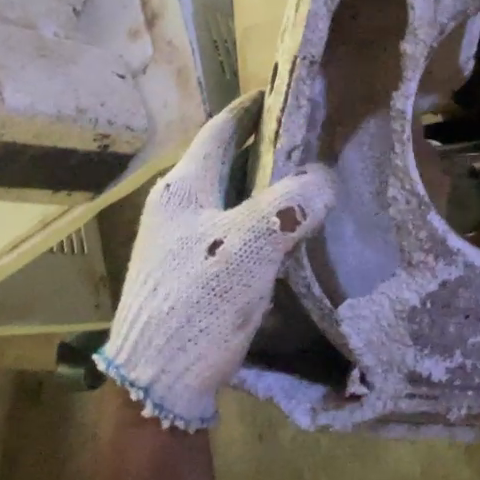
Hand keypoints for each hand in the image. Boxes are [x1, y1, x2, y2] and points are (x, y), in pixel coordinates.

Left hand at [95, 91, 335, 430]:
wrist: (155, 388)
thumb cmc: (197, 303)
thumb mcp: (251, 245)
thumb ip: (291, 203)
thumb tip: (324, 177)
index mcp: (183, 187)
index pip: (220, 129)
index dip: (250, 108)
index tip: (281, 92)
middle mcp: (175, 207)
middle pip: (224, 161)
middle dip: (263, 146)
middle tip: (308, 136)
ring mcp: (177, 242)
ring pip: (228, 196)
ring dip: (262, 184)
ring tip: (305, 179)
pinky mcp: (186, 274)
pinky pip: (228, 227)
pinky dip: (257, 217)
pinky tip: (284, 231)